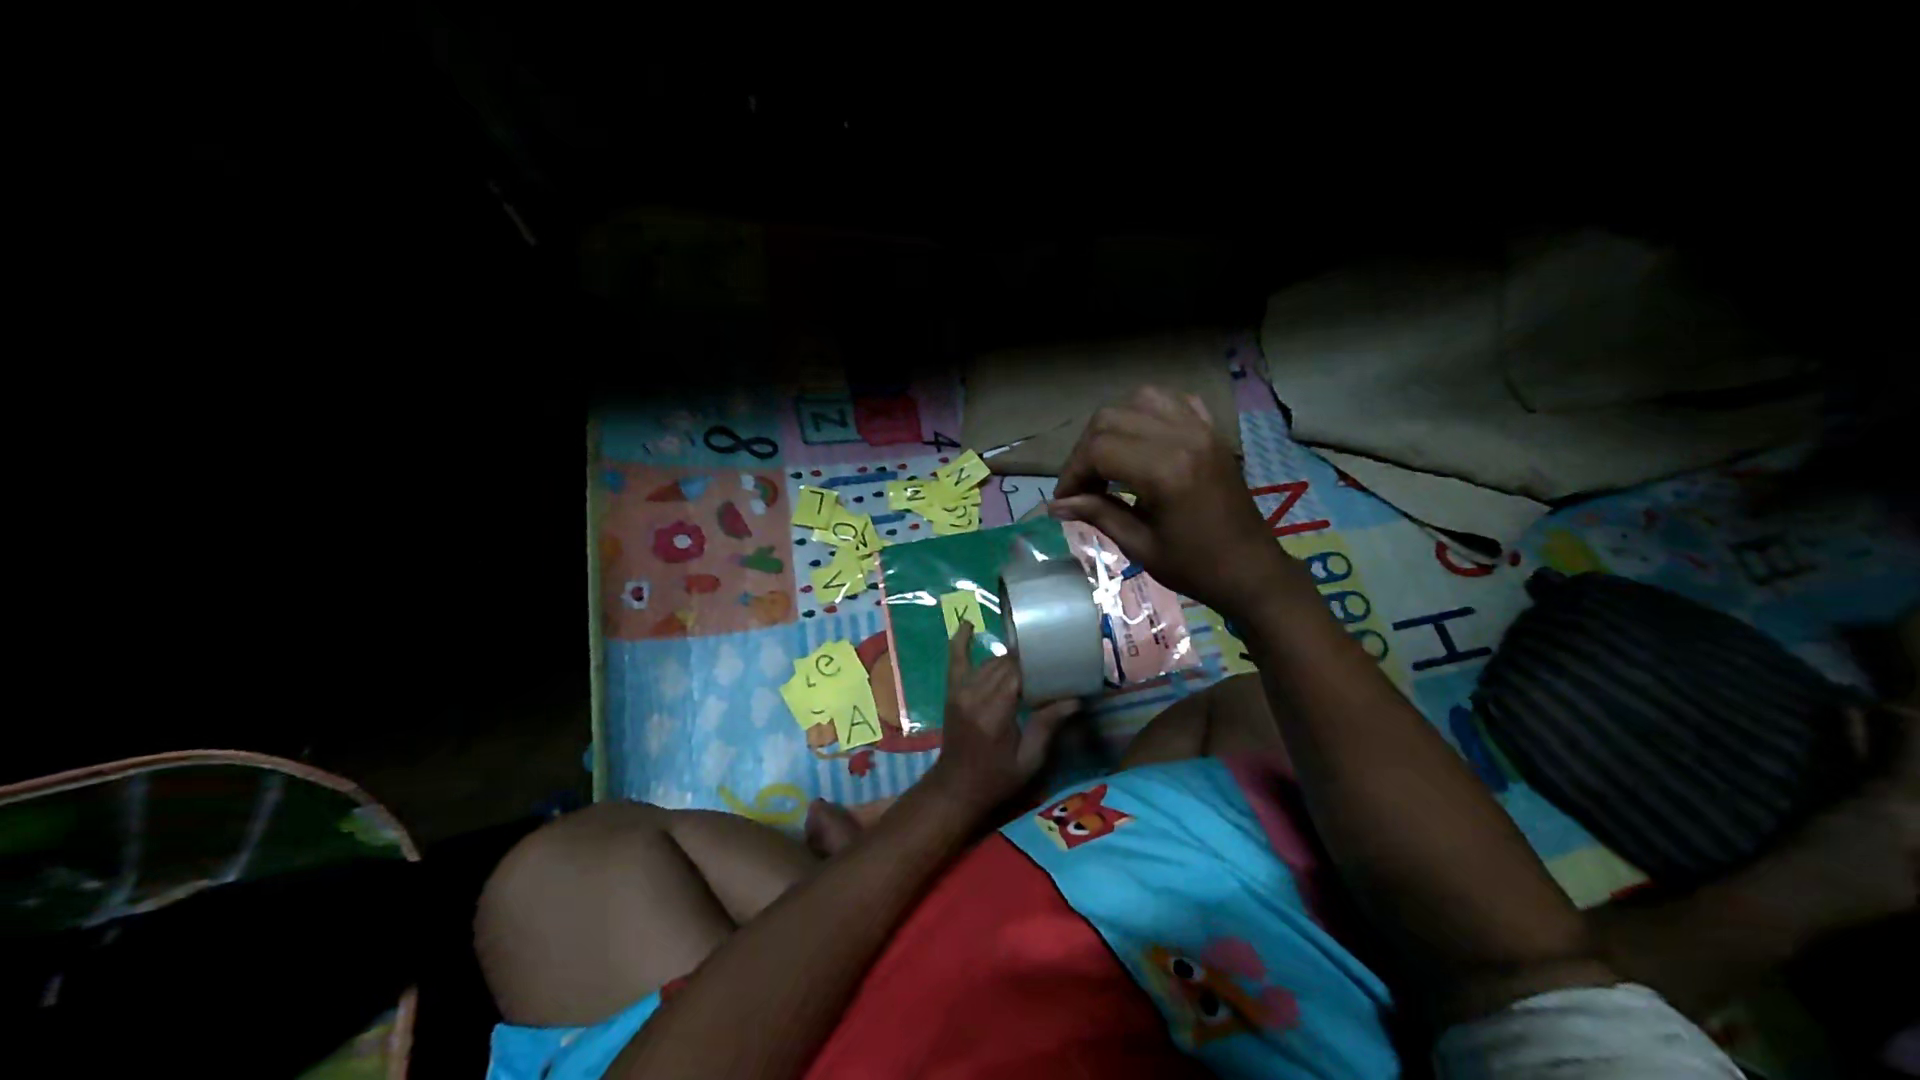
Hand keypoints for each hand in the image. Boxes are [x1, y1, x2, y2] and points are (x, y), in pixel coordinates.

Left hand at [925, 622, 1081, 814]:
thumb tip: (1075, 699)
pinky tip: (968, 624)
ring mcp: (960, 691)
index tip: (1060, 660)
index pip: (1018, 673)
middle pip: (1004, 664)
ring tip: (1031, 655)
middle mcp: (974, 695)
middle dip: (1028, 660)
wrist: (956, 788)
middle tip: (1051, 660)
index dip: (1039, 665)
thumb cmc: (996, 778)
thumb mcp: (1029, 759)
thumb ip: (1047, 725)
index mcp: (994, 712)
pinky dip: (960, 641)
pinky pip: (956, 660)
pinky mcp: (952, 691)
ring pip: (989, 662)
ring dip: (1008, 658)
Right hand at [1049, 386, 1292, 621]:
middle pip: (1111, 418)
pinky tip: (1142, 441)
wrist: (1252, 571)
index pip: (1098, 449)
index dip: (1072, 472)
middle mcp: (1183, 438)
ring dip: (1114, 425)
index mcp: (1165, 471)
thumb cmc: (1195, 567)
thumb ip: (1097, 514)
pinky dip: (1149, 414)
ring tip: (1108, 459)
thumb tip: (1054, 505)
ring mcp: (1202, 430)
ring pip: (1141, 399)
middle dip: (1086, 449)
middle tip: (1083, 484)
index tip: (1066, 499)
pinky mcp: (1213, 432)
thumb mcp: (1140, 546)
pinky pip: (1175, 402)